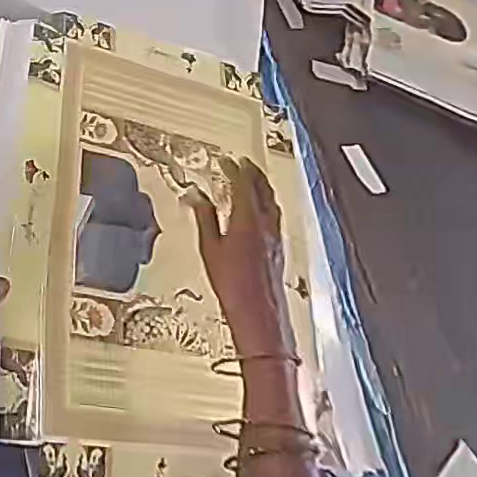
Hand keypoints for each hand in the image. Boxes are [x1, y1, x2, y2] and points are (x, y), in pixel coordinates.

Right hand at [185, 157, 293, 357]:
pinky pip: (275, 215)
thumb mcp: (209, 248)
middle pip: (263, 189)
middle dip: (253, 172)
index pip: (244, 184)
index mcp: (248, 218)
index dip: (236, 169)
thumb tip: (197, 196)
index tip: (227, 160)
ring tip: (254, 180)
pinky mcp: (279, 248)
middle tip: (243, 163)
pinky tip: (263, 210)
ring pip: (271, 201)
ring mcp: (275, 236)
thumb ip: (205, 218)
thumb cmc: (233, 285)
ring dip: (262, 186)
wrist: (260, 315)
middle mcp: (266, 223)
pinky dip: (267, 203)